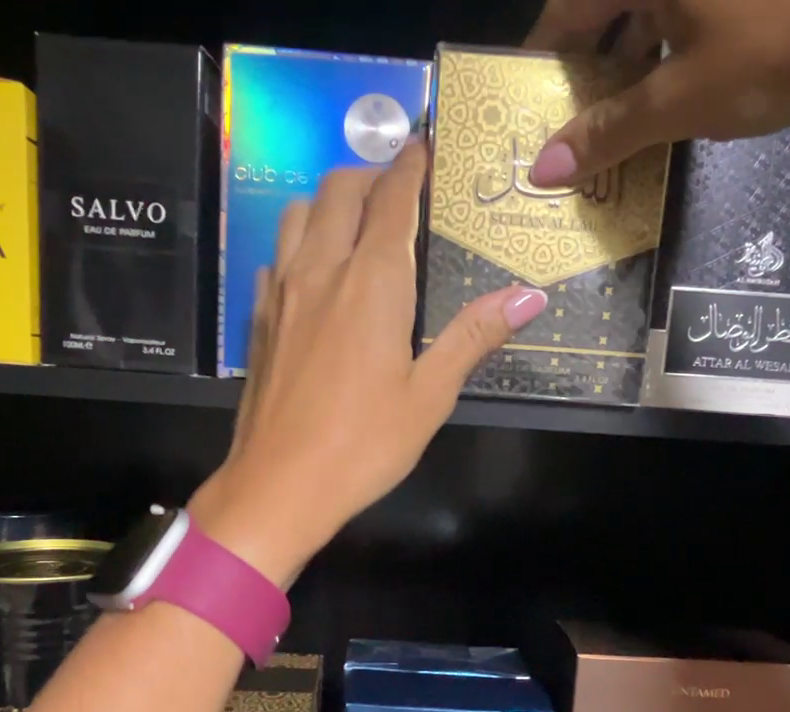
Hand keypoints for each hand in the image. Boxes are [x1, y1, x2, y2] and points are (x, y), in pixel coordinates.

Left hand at [188, 139, 548, 584]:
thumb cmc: (364, 444)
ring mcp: (282, 291)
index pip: (393, 199)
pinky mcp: (259, 318)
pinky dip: (300, 244)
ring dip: (330, 202)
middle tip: (398, 191)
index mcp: (372, 281)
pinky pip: (277, 256)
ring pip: (299, 213)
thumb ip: (474, 337)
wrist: (279, 485)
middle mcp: (322, 270)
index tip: (426, 147)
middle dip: (371, 175)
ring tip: (356, 224)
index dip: (411, 166)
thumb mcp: (430, 396)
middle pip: (340, 189)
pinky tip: (315, 275)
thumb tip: (530, 296)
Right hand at [523, 0, 789, 188]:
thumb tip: (540, 173)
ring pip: (656, 0)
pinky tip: (691, 66)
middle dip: (594, 54)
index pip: (568, 6)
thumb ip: (605, 134)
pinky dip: (682, 30)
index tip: (534, 94)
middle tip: (584, 106)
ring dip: (639, 43)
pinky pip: (696, 4)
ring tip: (635, 97)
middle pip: (613, 1)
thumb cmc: (772, 54)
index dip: (545, 54)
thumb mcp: (678, 102)